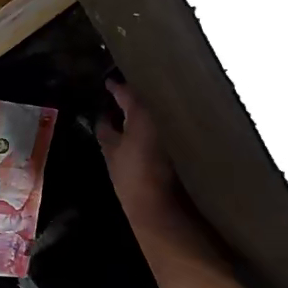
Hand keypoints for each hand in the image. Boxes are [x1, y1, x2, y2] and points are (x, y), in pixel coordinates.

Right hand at [95, 81, 180, 224]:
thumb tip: (103, 116)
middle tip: (117, 92)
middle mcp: (164, 114)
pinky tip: (143, 124)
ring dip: (145, 106)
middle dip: (133, 93)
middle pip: (148, 96)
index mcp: (143, 113)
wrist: (160, 204)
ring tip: (129, 106)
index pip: (127, 91)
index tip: (107, 82)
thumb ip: (105, 129)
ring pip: (159, 108)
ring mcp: (177, 127)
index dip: (115, 86)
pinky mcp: (184, 140)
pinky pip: (167, 121)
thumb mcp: (110, 151)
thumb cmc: (131, 176)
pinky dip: (155, 120)